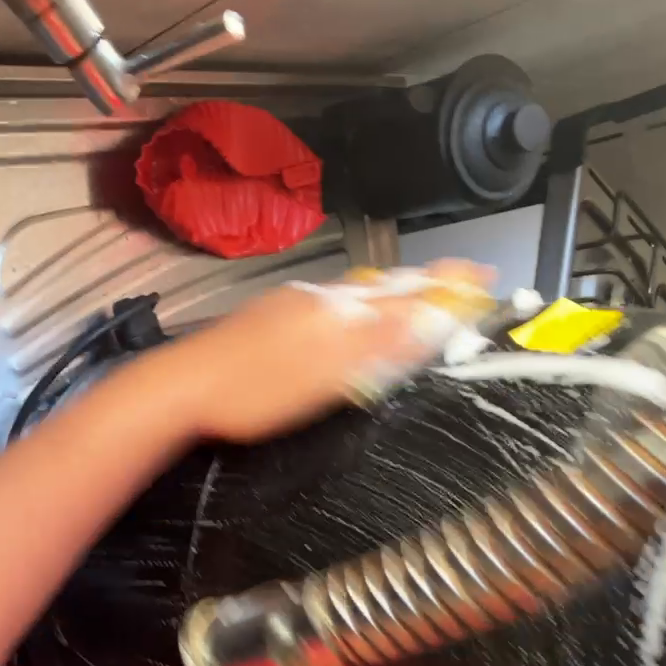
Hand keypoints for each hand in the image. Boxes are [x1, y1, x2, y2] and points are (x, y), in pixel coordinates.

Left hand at [150, 259, 494, 443]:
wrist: (183, 386)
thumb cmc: (253, 390)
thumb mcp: (328, 377)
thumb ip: (384, 346)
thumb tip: (439, 318)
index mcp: (339, 311)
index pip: (408, 295)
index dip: (447, 289)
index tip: (482, 278)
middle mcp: (319, 298)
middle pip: (383, 285)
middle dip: (424, 281)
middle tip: (459, 274)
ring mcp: (291, 304)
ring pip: (354, 289)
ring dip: (390, 287)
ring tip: (413, 285)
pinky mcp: (268, 316)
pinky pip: (328, 297)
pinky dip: (355, 298)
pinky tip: (346, 306)